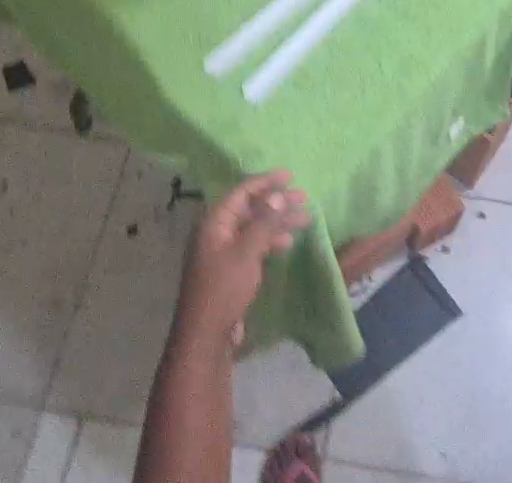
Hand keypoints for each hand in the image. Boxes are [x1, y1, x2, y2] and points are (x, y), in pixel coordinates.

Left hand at [176, 170, 310, 348]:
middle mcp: (217, 232)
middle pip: (250, 209)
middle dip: (277, 203)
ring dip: (278, 222)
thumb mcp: (246, 252)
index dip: (266, 182)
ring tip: (305, 219)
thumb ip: (263, 222)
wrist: (206, 334)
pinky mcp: (230, 268)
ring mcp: (223, 251)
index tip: (290, 176)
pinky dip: (270, 241)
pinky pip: (253, 245)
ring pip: (254, 228)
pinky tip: (287, 242)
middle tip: (304, 198)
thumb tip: (278, 195)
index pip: (242, 193)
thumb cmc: (224, 288)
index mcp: (214, 223)